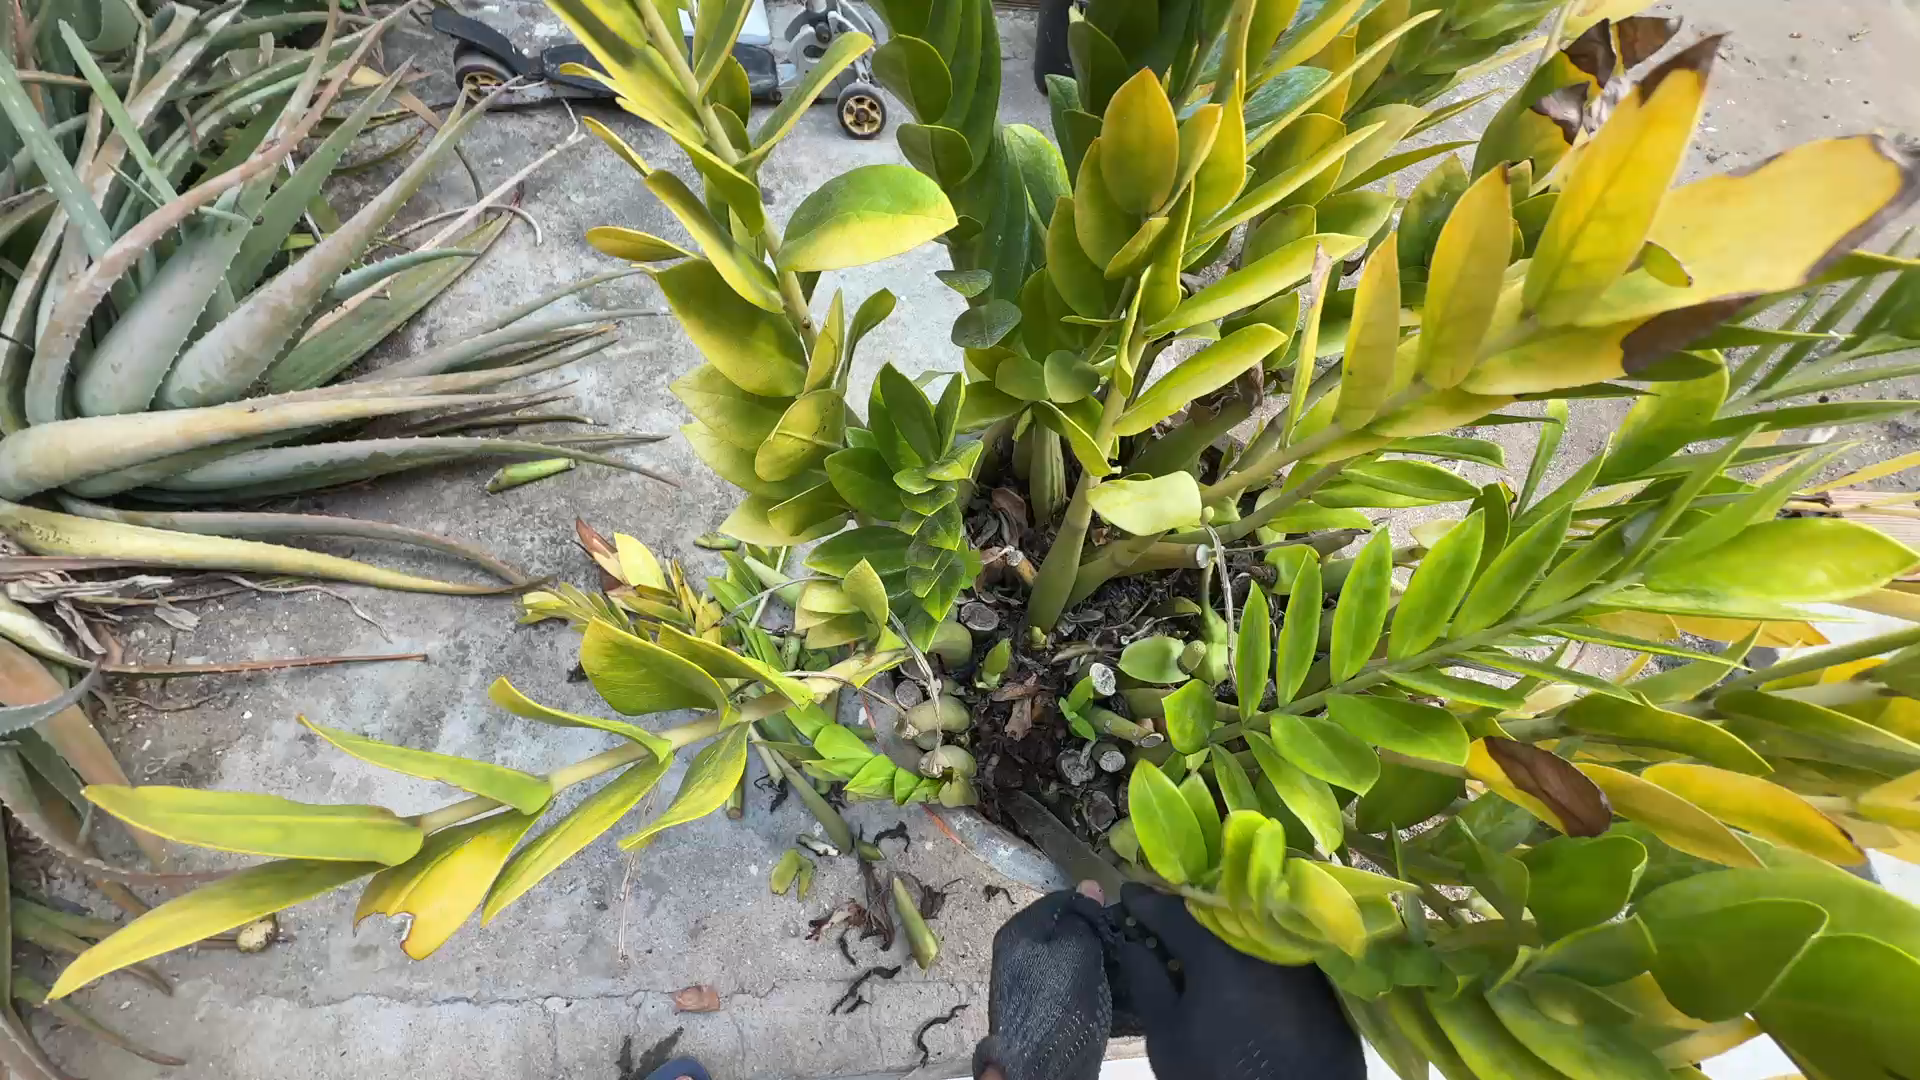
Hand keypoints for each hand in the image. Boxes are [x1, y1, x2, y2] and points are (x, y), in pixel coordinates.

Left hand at [973, 886, 1112, 1079]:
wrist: (1039, 1070)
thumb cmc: (1057, 1002)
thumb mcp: (1077, 950)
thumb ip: (1083, 917)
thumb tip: (1089, 884)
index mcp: (1019, 929)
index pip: (1060, 900)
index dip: (1091, 906)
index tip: (1118, 916)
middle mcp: (1016, 952)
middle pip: (1063, 932)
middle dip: (1093, 937)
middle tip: (1124, 946)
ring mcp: (1026, 984)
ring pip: (1067, 961)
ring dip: (1094, 964)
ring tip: (1123, 969)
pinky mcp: (1039, 1011)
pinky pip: (1067, 986)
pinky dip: (1087, 987)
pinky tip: (1110, 992)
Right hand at [1114, 883, 1363, 1079]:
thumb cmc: (1220, 1077)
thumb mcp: (1167, 1039)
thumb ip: (1147, 982)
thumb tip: (1132, 944)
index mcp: (1214, 952)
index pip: (1169, 910)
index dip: (1144, 901)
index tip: (1127, 894)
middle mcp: (1257, 944)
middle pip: (1212, 910)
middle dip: (1183, 906)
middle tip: (1161, 909)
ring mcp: (1294, 962)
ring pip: (1249, 925)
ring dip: (1221, 923)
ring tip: (1200, 930)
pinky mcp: (1321, 985)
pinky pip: (1278, 948)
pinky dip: (1253, 946)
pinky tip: (1241, 959)